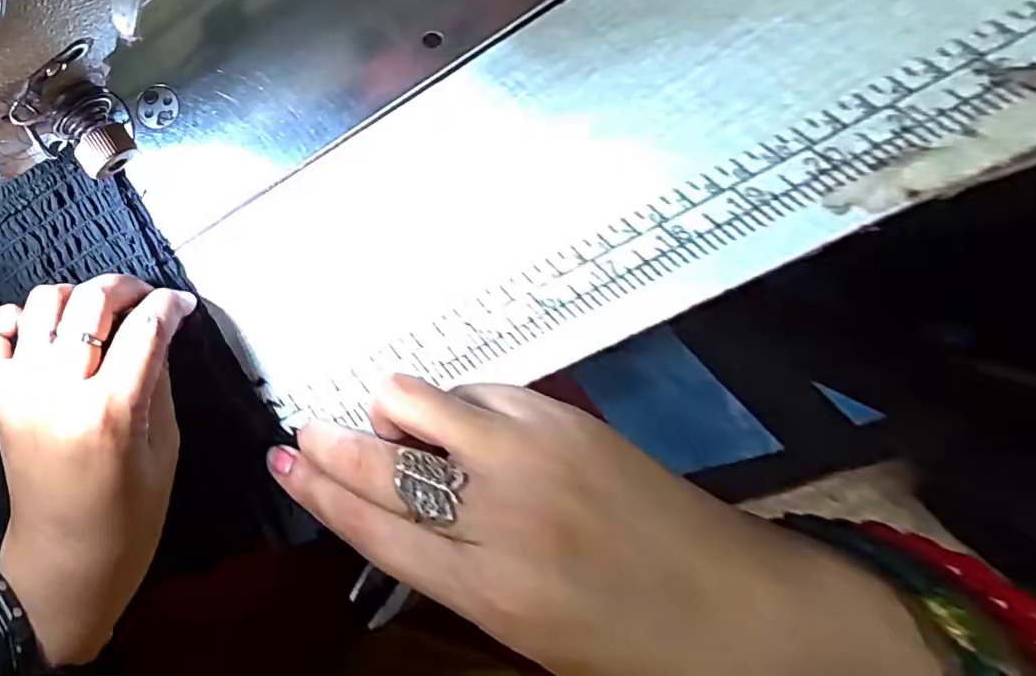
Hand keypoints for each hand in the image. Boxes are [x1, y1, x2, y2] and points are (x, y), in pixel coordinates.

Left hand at [0, 275, 192, 664]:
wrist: (62, 563)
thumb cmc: (127, 518)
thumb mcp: (164, 448)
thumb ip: (159, 377)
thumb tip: (160, 324)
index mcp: (109, 412)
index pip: (144, 327)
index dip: (169, 304)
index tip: (180, 302)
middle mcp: (57, 390)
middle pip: (92, 301)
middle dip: (128, 288)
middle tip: (145, 301)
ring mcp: (18, 388)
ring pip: (44, 301)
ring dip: (77, 298)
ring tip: (96, 318)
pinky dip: (17, 317)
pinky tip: (43, 332)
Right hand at [269, 376, 942, 675]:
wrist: (754, 616)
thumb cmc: (631, 645)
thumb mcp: (527, 632)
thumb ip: (451, 563)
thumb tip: (386, 493)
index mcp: (493, 593)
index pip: (375, 529)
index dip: (318, 490)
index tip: (281, 460)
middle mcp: (502, 517)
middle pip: (382, 464)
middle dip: (330, 442)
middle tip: (303, 427)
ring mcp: (528, 453)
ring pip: (415, 400)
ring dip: (400, 414)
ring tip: (420, 434)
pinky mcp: (554, 413)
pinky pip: (472, 390)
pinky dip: (460, 409)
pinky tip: (486, 433)